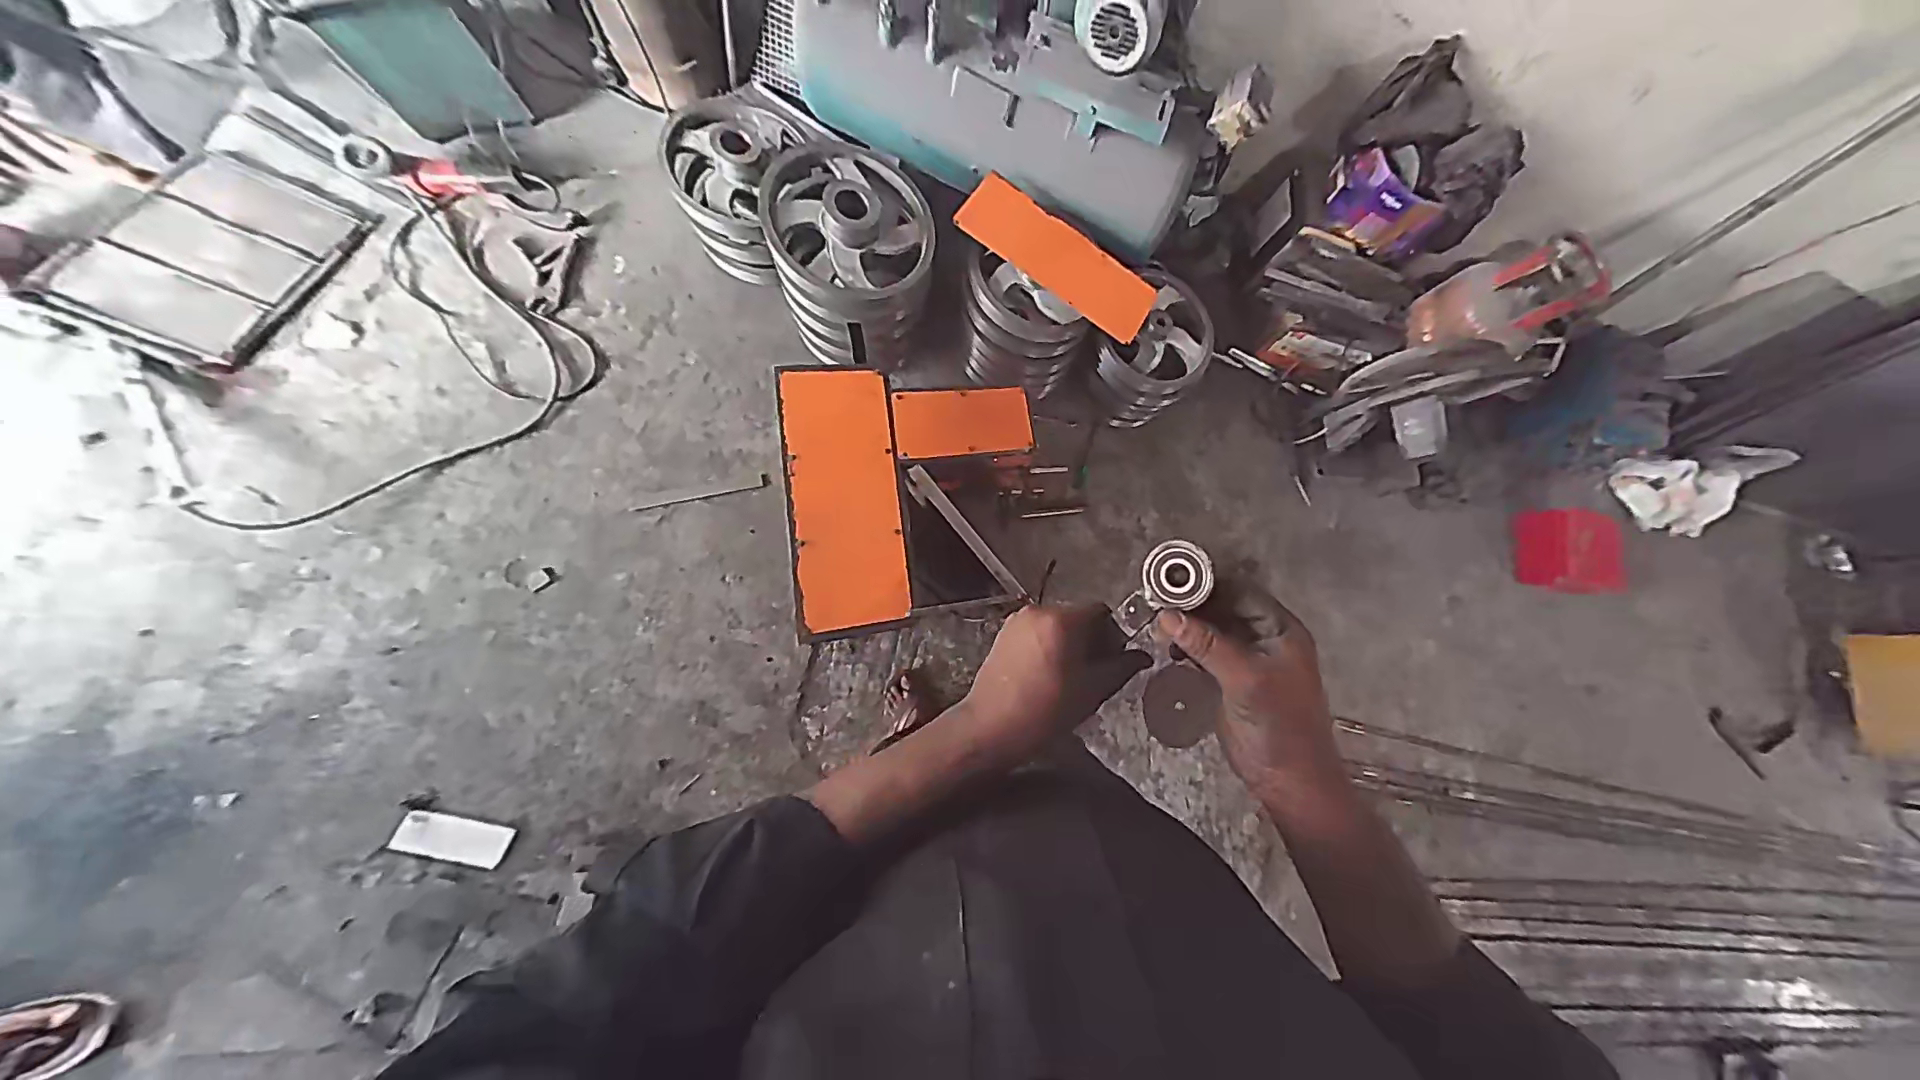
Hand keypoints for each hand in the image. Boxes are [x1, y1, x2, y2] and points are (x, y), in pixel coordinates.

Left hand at [956, 603, 1150, 767]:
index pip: (1102, 612)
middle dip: (1092, 639)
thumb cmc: (1043, 712)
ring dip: (1070, 643)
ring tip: (1070, 677)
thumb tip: (1141, 656)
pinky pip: (1038, 632)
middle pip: (1078, 616)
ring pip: (1058, 625)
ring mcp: (1017, 621)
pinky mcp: (1004, 634)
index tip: (1116, 658)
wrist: (991, 728)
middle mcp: (1037, 612)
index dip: (1114, 634)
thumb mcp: (1092, 691)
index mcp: (1060, 620)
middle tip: (1095, 671)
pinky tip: (1049, 675)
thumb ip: (1121, 667)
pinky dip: (1049, 646)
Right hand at [1154, 585, 1345, 804]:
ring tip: (1158, 622)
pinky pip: (1207, 652)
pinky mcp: (1231, 679)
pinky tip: (1168, 646)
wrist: (1288, 779)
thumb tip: (1167, 614)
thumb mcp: (1243, 678)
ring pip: (1213, 630)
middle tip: (1157, 600)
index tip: (1171, 579)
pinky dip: (1188, 646)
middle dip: (1193, 604)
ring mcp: (1248, 659)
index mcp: (1280, 630)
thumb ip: (1206, 644)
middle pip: (1225, 608)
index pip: (1241, 591)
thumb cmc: (1277, 724)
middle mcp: (1265, 638)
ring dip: (1188, 625)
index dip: (1208, 583)